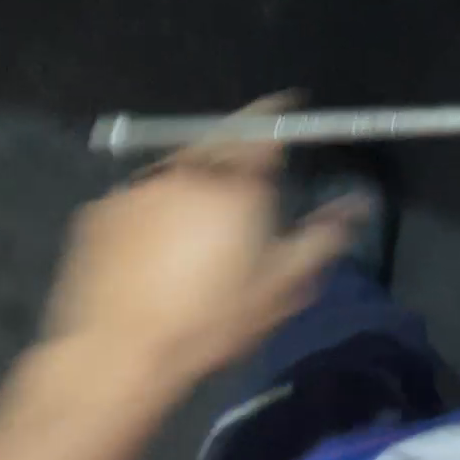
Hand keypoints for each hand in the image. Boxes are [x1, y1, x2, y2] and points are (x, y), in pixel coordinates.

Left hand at [40, 103, 358, 397]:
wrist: (121, 353)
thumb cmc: (211, 320)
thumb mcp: (281, 286)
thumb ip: (324, 236)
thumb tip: (358, 203)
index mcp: (236, 184)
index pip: (262, 125)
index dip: (277, 114)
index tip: (288, 106)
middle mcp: (185, 171)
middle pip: (219, 141)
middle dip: (237, 150)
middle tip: (247, 178)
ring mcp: (137, 187)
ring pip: (178, 168)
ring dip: (196, 180)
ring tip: (200, 224)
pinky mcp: (101, 209)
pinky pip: (142, 194)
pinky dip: (156, 205)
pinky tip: (157, 245)